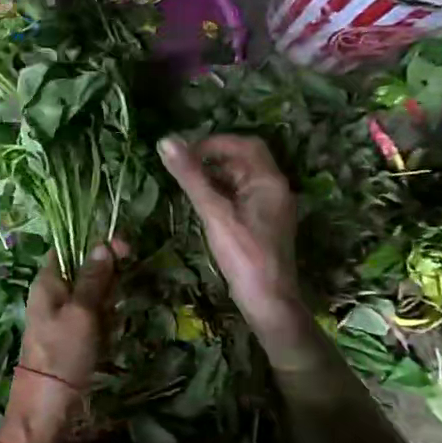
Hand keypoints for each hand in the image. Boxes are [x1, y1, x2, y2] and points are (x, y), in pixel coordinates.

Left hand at [5, 239, 127, 442]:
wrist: (49, 405)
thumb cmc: (63, 352)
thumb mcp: (82, 310)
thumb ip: (93, 277)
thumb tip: (103, 245)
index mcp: (47, 282)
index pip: (70, 247)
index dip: (96, 244)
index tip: (124, 248)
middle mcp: (53, 294)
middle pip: (85, 271)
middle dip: (107, 278)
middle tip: (117, 295)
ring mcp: (63, 316)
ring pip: (94, 295)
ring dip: (109, 303)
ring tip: (111, 322)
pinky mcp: (73, 336)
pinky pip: (95, 318)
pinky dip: (106, 322)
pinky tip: (110, 336)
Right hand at [159, 134, 302, 335]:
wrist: (269, 300)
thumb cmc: (244, 255)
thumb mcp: (215, 213)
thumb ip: (191, 177)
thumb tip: (165, 142)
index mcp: (269, 180)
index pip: (244, 144)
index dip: (214, 143)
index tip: (186, 152)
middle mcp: (275, 189)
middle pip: (245, 160)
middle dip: (215, 159)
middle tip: (185, 166)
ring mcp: (272, 207)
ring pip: (243, 180)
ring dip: (218, 176)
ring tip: (189, 183)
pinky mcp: (266, 224)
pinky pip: (244, 197)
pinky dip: (224, 194)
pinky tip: (205, 204)